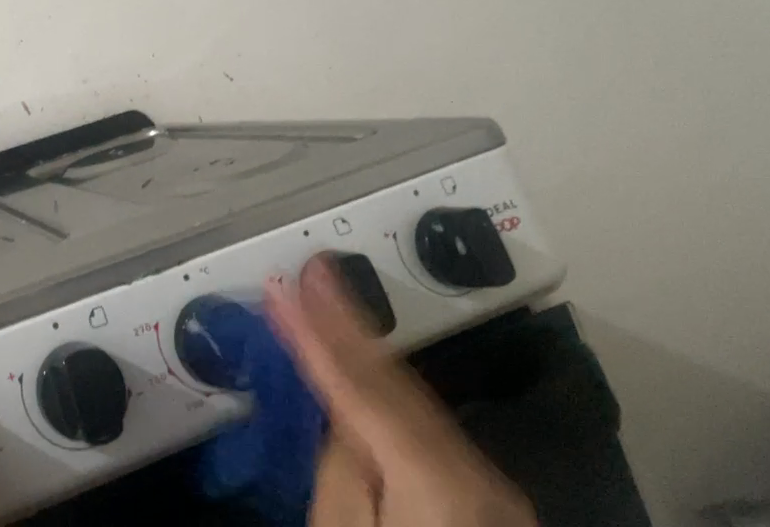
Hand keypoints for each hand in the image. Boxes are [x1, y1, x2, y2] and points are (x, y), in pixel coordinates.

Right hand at [266, 256, 536, 526]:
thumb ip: (342, 472)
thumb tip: (340, 418)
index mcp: (430, 477)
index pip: (355, 385)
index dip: (313, 331)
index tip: (280, 285)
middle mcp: (470, 469)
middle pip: (393, 381)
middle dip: (345, 321)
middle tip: (311, 269)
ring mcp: (488, 485)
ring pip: (416, 398)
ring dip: (367, 345)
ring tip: (330, 298)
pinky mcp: (489, 499)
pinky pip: (429, 424)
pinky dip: (392, 385)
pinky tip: (369, 360)